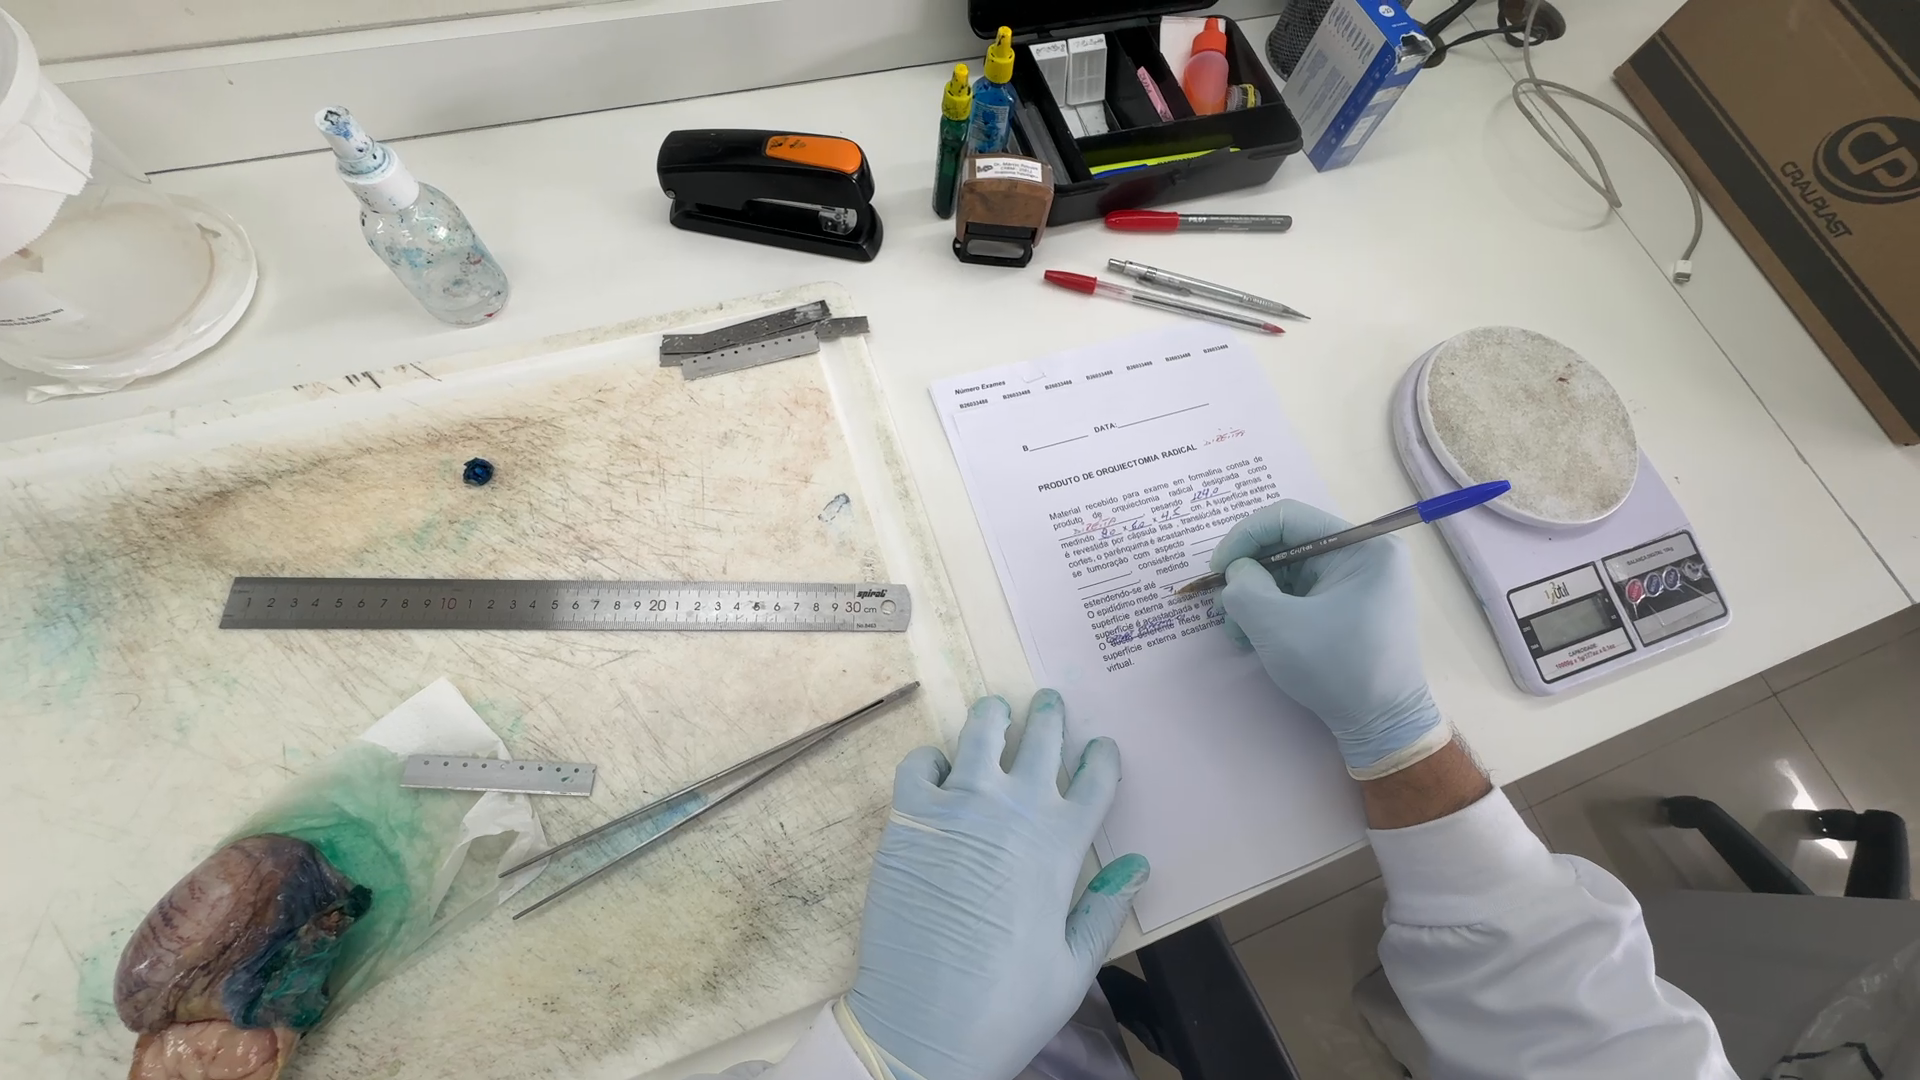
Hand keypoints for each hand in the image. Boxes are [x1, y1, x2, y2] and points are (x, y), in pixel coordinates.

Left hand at [843, 691, 1149, 1079]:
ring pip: (982, 732)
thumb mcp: (1073, 966)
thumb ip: (1105, 908)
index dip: (1102, 757)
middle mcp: (1015, 809)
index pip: (1095, 780)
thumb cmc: (1007, 1003)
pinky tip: (937, 768)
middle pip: (1042, 738)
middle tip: (1048, 701)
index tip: (1101, 745)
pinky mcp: (912, 813)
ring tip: (995, 710)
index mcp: (1061, 845)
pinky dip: (931, 759)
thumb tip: (1138, 863)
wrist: (923, 1024)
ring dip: (993, 716)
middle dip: (1050, 714)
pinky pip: (921, 763)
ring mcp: (961, 804)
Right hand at [1211, 499, 1447, 778]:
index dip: (1242, 538)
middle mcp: (1361, 555)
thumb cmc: (1336, 669)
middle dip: (1247, 575)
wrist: (1382, 727)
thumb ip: (1243, 587)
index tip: (1217, 571)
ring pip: (1284, 571)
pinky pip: (1295, 593)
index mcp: (1361, 547)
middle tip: (1224, 606)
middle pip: (1283, 545)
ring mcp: (1353, 582)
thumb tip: (1236, 574)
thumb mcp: (1276, 625)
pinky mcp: (1343, 606)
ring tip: (1239, 632)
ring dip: (1253, 598)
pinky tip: (1255, 637)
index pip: (1285, 518)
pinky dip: (1269, 611)